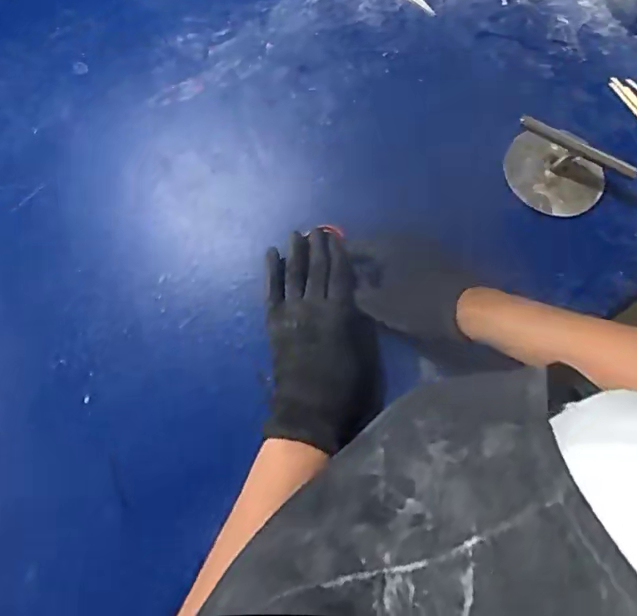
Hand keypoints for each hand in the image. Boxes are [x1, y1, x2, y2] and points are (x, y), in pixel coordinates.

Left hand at [262, 228, 377, 454]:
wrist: (308, 408)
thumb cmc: (344, 387)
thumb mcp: (364, 354)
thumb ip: (359, 322)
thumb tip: (356, 296)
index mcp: (339, 313)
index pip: (339, 275)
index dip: (338, 254)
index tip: (336, 237)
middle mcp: (313, 305)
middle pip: (316, 269)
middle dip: (317, 248)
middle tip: (317, 229)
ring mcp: (291, 310)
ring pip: (294, 273)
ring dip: (296, 252)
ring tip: (296, 234)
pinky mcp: (274, 319)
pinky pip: (272, 288)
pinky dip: (271, 269)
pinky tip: (271, 253)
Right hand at [350, 233, 481, 344]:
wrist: (469, 309)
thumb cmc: (418, 304)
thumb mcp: (380, 305)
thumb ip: (358, 294)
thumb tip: (350, 287)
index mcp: (384, 244)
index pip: (351, 247)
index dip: (339, 260)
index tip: (332, 273)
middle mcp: (401, 238)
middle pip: (372, 250)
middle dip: (361, 265)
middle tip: (351, 282)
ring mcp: (421, 247)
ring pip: (390, 256)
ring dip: (381, 269)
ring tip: (372, 287)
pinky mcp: (437, 259)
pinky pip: (407, 262)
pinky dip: (398, 272)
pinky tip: (395, 287)